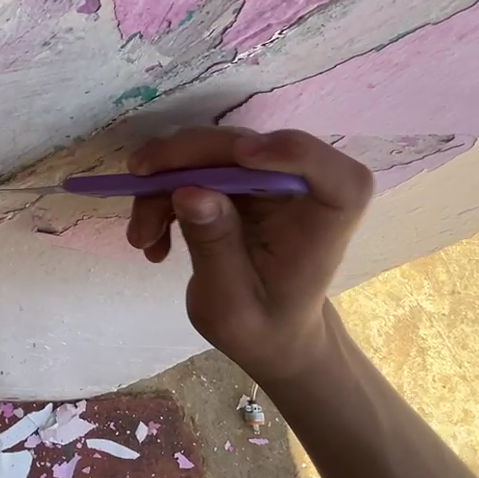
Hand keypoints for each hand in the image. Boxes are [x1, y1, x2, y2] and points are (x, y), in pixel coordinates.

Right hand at [126, 127, 372, 382]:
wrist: (265, 331)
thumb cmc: (261, 327)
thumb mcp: (230, 305)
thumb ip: (214, 247)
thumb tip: (189, 191)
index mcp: (324, 224)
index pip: (339, 178)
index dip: (294, 154)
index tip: (242, 155)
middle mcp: (298, 190)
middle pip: (247, 146)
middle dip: (187, 156)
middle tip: (138, 178)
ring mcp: (263, 180)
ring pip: (208, 153)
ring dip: (163, 182)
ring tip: (141, 237)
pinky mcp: (235, 181)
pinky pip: (192, 169)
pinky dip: (162, 194)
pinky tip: (152, 238)